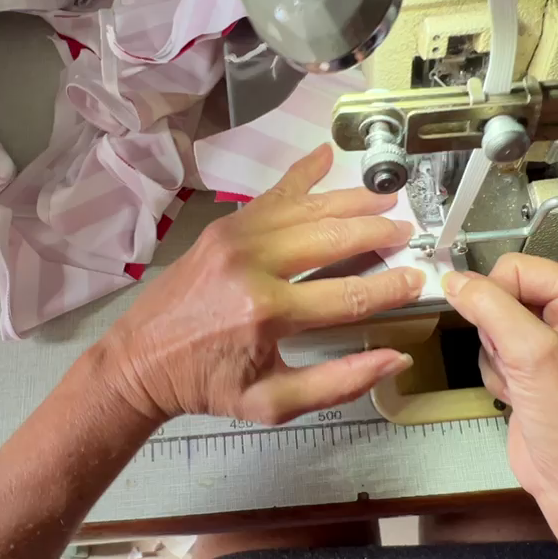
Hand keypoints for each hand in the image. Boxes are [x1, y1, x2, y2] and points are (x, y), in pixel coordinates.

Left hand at [103, 145, 422, 426]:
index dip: (390, 286)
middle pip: (333, 238)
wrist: (140, 360)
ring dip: (350, 201)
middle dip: (377, 233)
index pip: (349, 295)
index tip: (417, 277)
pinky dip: (301, 174)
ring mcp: (235, 237)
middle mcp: (253, 264)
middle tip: (407, 232)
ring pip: (308, 209)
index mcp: (267, 313)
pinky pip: (272, 194)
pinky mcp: (223, 227)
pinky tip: (324, 155)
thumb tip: (395, 359)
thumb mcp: (272, 403)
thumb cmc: (207, 386)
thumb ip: (338, 383)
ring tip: (384, 201)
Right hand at [441, 255, 557, 517]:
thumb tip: (452, 280)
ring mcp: (552, 337)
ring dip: (496, 357)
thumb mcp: (533, 355)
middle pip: (500, 294)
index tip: (505, 339)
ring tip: (524, 384)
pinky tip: (520, 394)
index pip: (516, 268)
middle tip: (521, 366)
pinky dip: (496, 372)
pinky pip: (491, 348)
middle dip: (497, 334)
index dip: (497, 300)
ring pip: (490, 323)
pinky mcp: (533, 361)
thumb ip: (490, 308)